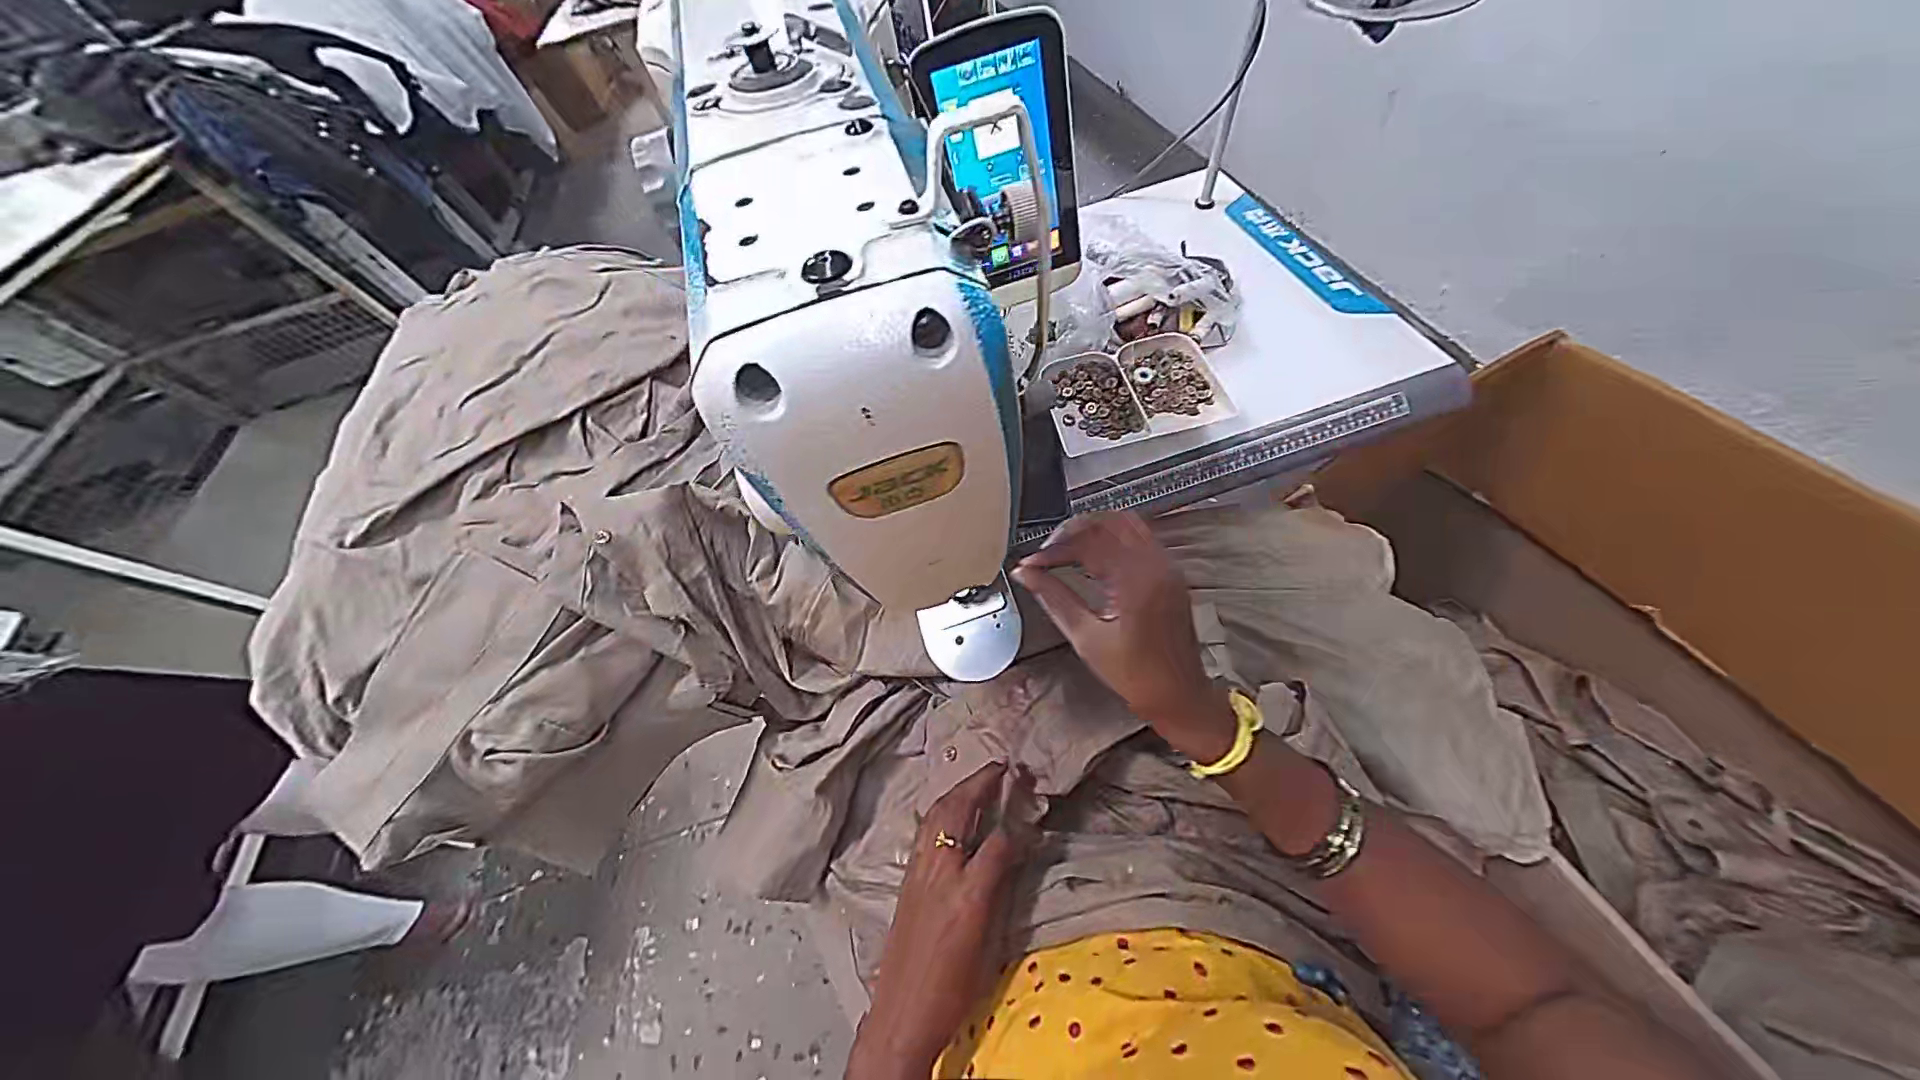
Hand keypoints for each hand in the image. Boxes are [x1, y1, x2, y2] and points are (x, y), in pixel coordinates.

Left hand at [847, 762, 1032, 1079]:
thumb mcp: (987, 939)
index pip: (995, 840)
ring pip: (936, 817)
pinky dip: (941, 811)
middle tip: (1000, 768)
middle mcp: (938, 872)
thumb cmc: (951, 985)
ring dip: (958, 792)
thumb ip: (1000, 886)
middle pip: (956, 812)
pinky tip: (950, 813)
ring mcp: (918, 873)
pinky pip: (925, 831)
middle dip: (978, 784)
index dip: (1014, 819)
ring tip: (978, 781)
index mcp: (964, 891)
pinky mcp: (907, 881)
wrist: (901, 1013)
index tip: (1027, 796)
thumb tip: (1016, 848)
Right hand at [1011, 513, 1234, 760]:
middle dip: (1071, 531)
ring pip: (1125, 523)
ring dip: (1092, 529)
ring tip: (1064, 549)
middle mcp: (1157, 565)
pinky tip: (1091, 555)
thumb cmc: (1133, 674)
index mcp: (1137, 582)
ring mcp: (1167, 565)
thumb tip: (1025, 574)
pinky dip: (1111, 537)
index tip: (1030, 563)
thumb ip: (1054, 598)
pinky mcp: (1170, 571)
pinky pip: (1139, 537)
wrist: (1178, 694)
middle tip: (1045, 552)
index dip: (1053, 549)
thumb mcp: (1086, 638)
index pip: (1087, 543)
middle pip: (1107, 522)